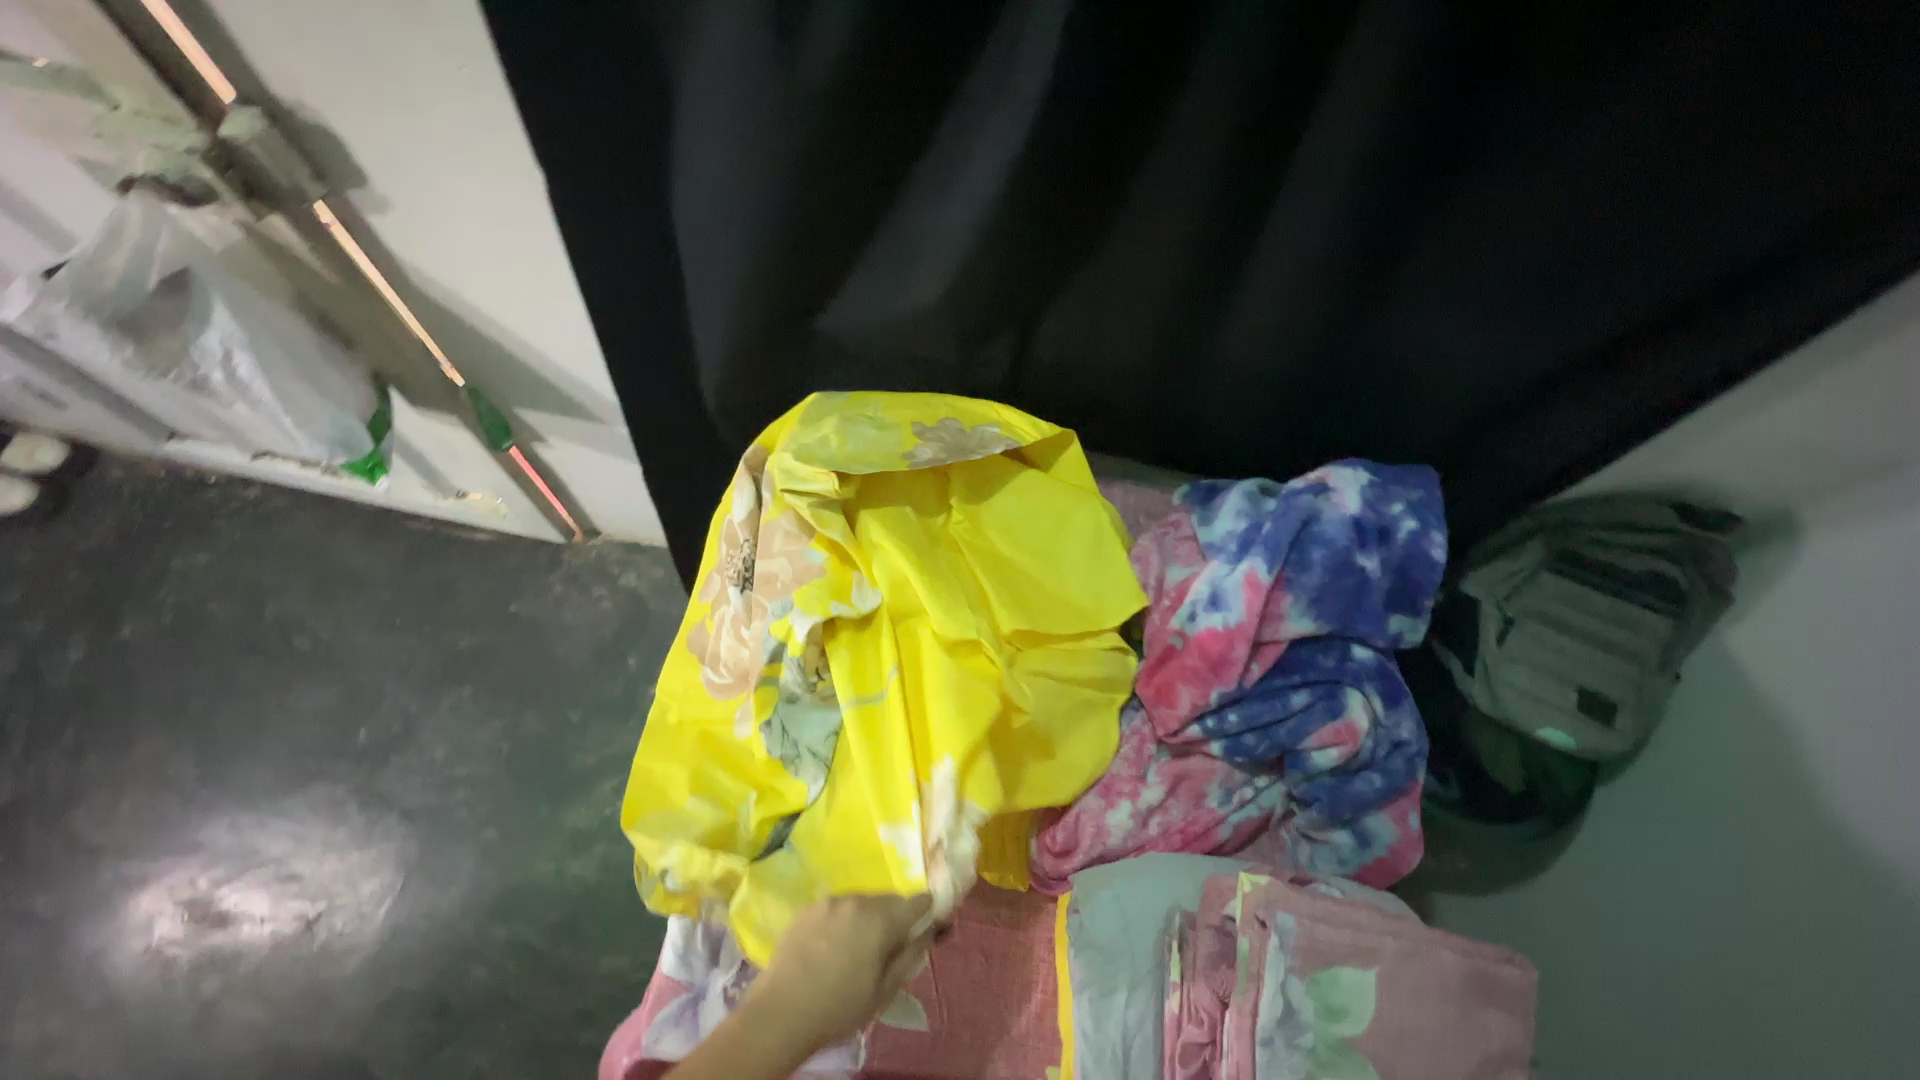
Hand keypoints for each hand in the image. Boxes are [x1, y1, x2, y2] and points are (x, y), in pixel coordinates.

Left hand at [741, 893, 935, 1050]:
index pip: (917, 901)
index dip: (926, 912)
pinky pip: (836, 908)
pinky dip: (842, 920)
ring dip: (866, 917)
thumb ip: (910, 956)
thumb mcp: (885, 990)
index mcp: (881, 919)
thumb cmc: (840, 1007)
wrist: (780, 1013)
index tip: (924, 927)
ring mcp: (829, 901)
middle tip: (887, 947)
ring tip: (856, 948)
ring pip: (861, 902)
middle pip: (888, 900)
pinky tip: (831, 945)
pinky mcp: (807, 908)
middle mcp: (857, 900)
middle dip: (894, 918)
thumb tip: (929, 932)